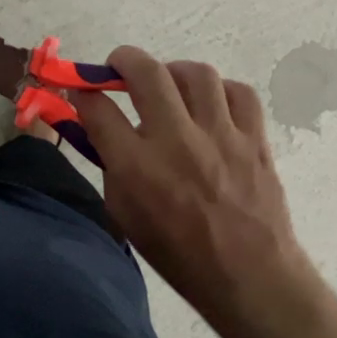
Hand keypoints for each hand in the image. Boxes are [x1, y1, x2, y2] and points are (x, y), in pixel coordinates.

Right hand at [74, 49, 328, 337]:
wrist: (249, 277)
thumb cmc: (176, 252)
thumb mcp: (123, 213)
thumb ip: (110, 164)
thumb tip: (99, 127)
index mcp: (136, 165)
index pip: (97, 107)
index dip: (82, 93)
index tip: (81, 92)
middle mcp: (176, 141)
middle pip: (145, 72)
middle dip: (123, 60)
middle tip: (118, 67)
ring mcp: (221, 136)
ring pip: (195, 73)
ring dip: (172, 72)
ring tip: (168, 86)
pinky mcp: (255, 139)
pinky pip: (238, 92)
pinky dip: (218, 92)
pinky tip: (209, 106)